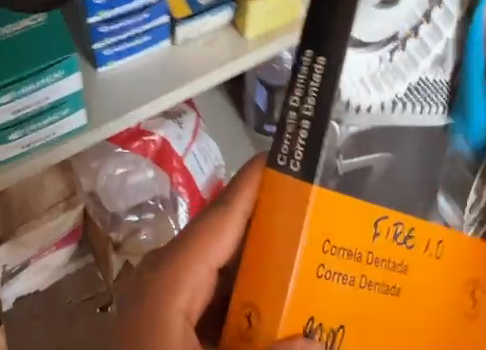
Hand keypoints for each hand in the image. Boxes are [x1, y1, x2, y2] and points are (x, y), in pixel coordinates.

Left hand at [118, 160, 315, 349]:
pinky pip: (215, 305)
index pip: (220, 216)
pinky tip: (282, 311)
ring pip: (222, 275)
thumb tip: (315, 339)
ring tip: (312, 252)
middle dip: (270, 225)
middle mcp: (166, 281)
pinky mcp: (169, 332)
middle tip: (319, 207)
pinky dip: (247, 303)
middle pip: (225, 241)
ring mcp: (166, 309)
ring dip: (262, 267)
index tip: (287, 155)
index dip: (254, 185)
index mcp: (169, 278)